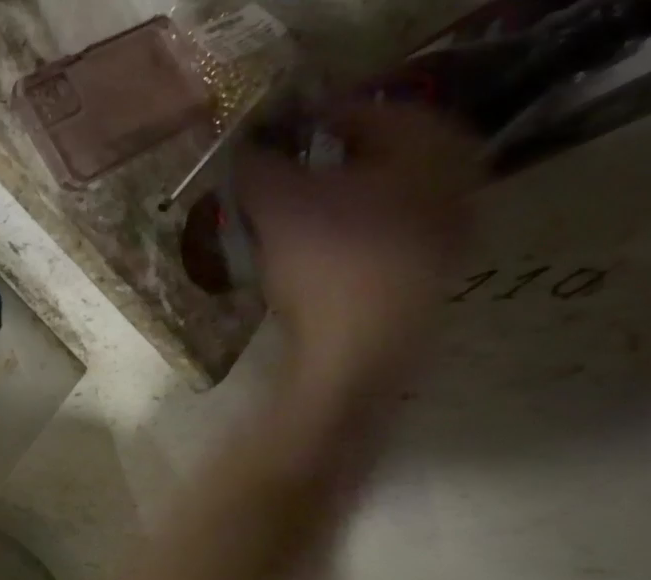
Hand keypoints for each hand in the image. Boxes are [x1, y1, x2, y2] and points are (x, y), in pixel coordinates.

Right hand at [236, 102, 481, 393]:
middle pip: (389, 154)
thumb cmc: (325, 262)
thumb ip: (257, 167)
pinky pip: (391, 234)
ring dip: (346, 199)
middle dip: (339, 160)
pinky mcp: (432, 273)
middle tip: (294, 170)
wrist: (357, 350)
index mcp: (428, 147)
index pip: (373, 111)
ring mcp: (451, 230)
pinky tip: (319, 251)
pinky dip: (356, 232)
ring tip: (300, 212)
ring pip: (391, 197)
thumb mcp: (274, 205)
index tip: (280, 130)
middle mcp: (455, 179)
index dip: (321, 117)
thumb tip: (243, 150)